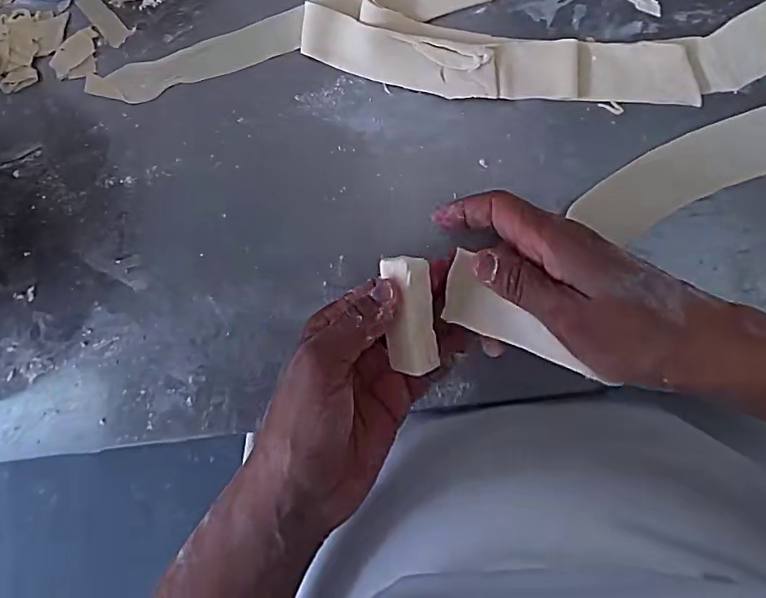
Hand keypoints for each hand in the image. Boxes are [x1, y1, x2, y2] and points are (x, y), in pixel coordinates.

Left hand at [241, 261, 463, 542]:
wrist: (301, 495)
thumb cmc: (296, 429)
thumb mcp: (319, 366)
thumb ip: (354, 326)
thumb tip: (387, 292)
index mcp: (333, 331)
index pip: (374, 296)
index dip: (403, 282)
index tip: (432, 269)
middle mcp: (357, 347)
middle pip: (400, 314)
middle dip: (428, 298)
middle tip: (460, 285)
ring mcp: (378, 374)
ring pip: (416, 340)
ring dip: (441, 325)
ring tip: (469, 310)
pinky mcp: (395, 400)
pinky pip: (424, 371)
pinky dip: (443, 358)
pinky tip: (460, 346)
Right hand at [436, 190, 765, 396]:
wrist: (696, 342)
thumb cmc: (636, 336)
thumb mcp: (568, 320)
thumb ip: (521, 287)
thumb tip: (478, 259)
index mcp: (557, 242)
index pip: (501, 208)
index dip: (466, 210)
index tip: (439, 222)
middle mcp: (565, 238)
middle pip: (508, 230)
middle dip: (475, 254)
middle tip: (455, 291)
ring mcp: (579, 253)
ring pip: (524, 255)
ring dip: (499, 281)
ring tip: (487, 325)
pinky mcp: (589, 270)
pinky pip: (543, 270)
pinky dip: (522, 290)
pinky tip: (521, 324)